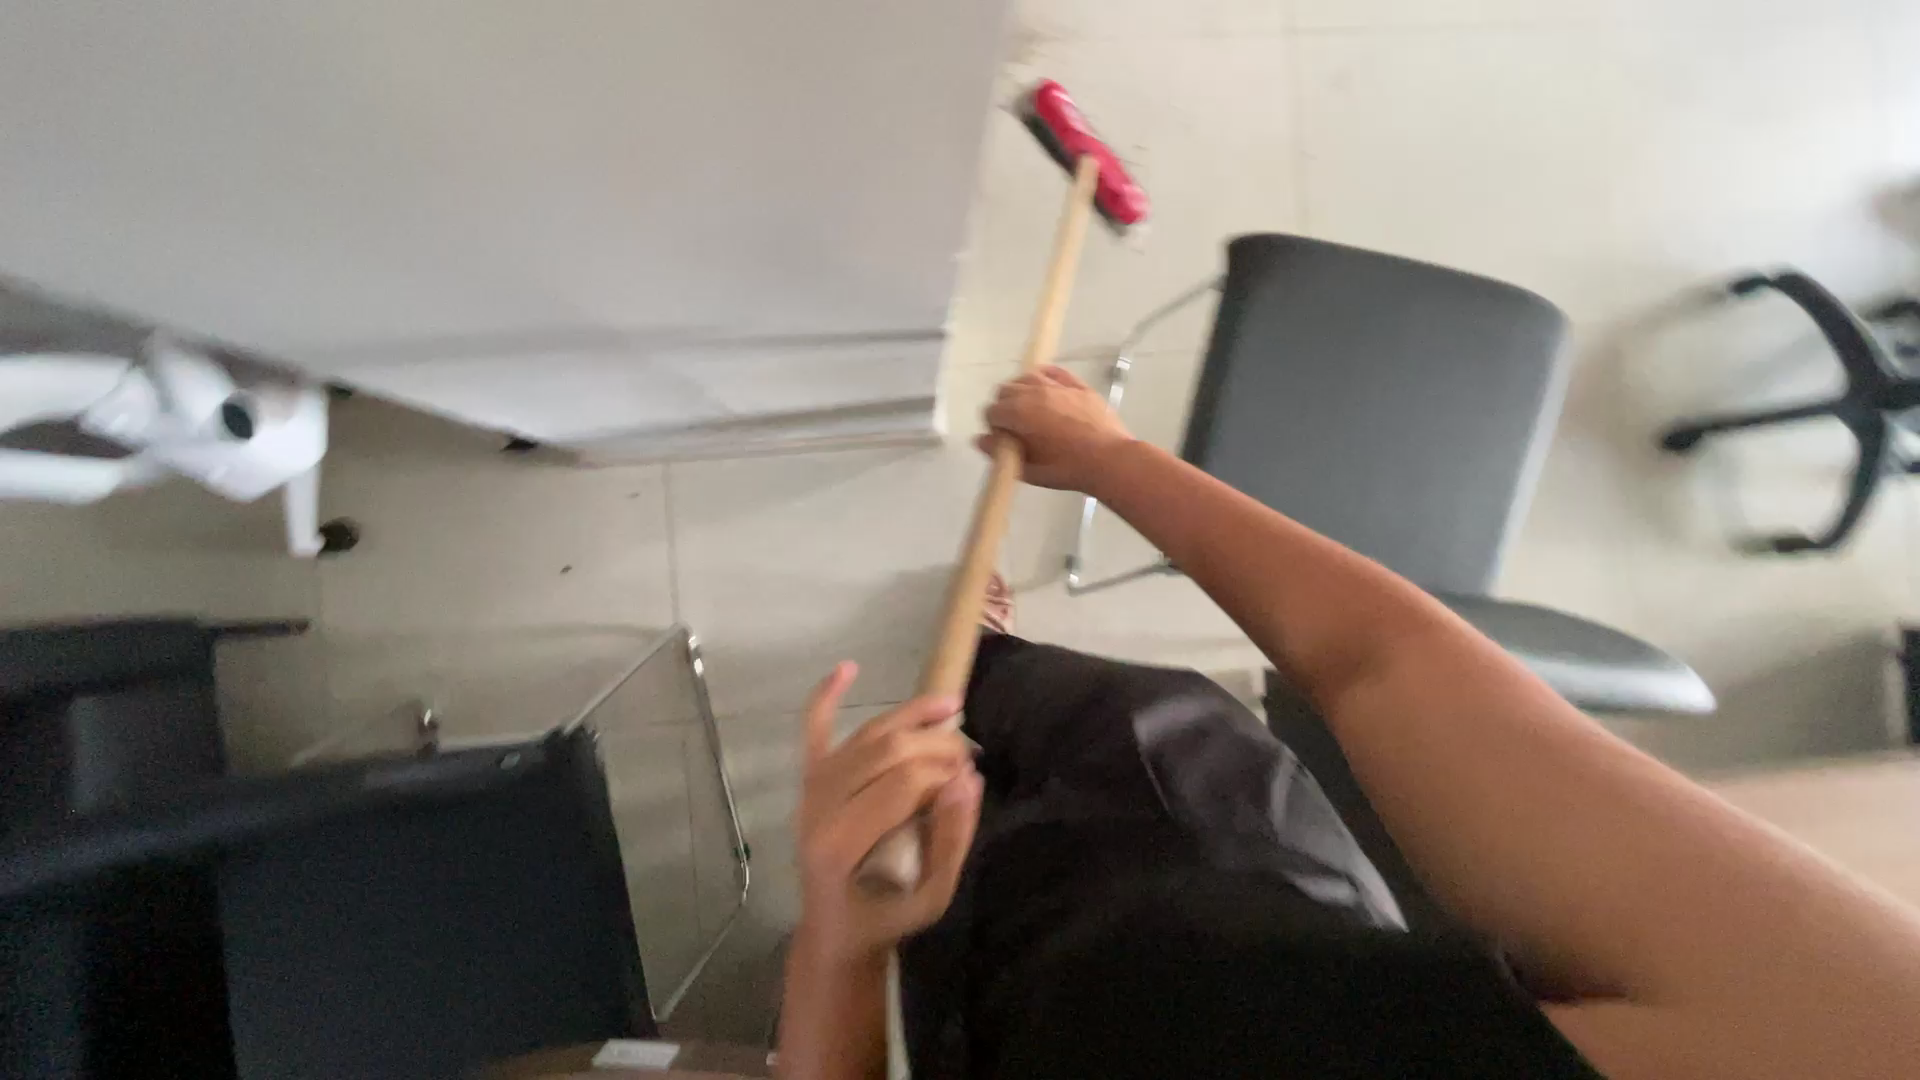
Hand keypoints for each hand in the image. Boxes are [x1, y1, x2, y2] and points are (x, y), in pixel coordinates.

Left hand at [794, 663, 982, 963]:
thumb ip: (951, 840)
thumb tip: (968, 781)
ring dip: (909, 715)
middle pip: (884, 751)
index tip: (971, 778)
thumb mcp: (932, 896)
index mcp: (842, 842)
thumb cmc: (886, 917)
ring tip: (950, 705)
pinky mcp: (810, 781)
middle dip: (934, 743)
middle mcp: (818, 807)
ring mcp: (810, 790)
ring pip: (866, 735)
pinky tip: (847, 668)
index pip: (902, 784)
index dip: (943, 773)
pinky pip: (815, 731)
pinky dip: (827, 697)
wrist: (836, 930)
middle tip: (968, 751)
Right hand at [977, 365, 1134, 492]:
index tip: (1004, 440)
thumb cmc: (1066, 469)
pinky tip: (1046, 389)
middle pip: (1005, 390)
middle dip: (1005, 407)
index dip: (994, 426)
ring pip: (1026, 377)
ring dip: (1022, 390)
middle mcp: (1034, 392)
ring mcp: (1057, 386)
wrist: (1109, 460)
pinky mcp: (1077, 385)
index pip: (991, 411)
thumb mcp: (1028, 470)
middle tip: (1017, 427)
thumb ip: (1000, 453)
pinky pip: (1053, 372)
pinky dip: (1044, 376)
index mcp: (1018, 413)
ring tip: (1031, 409)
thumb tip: (980, 440)